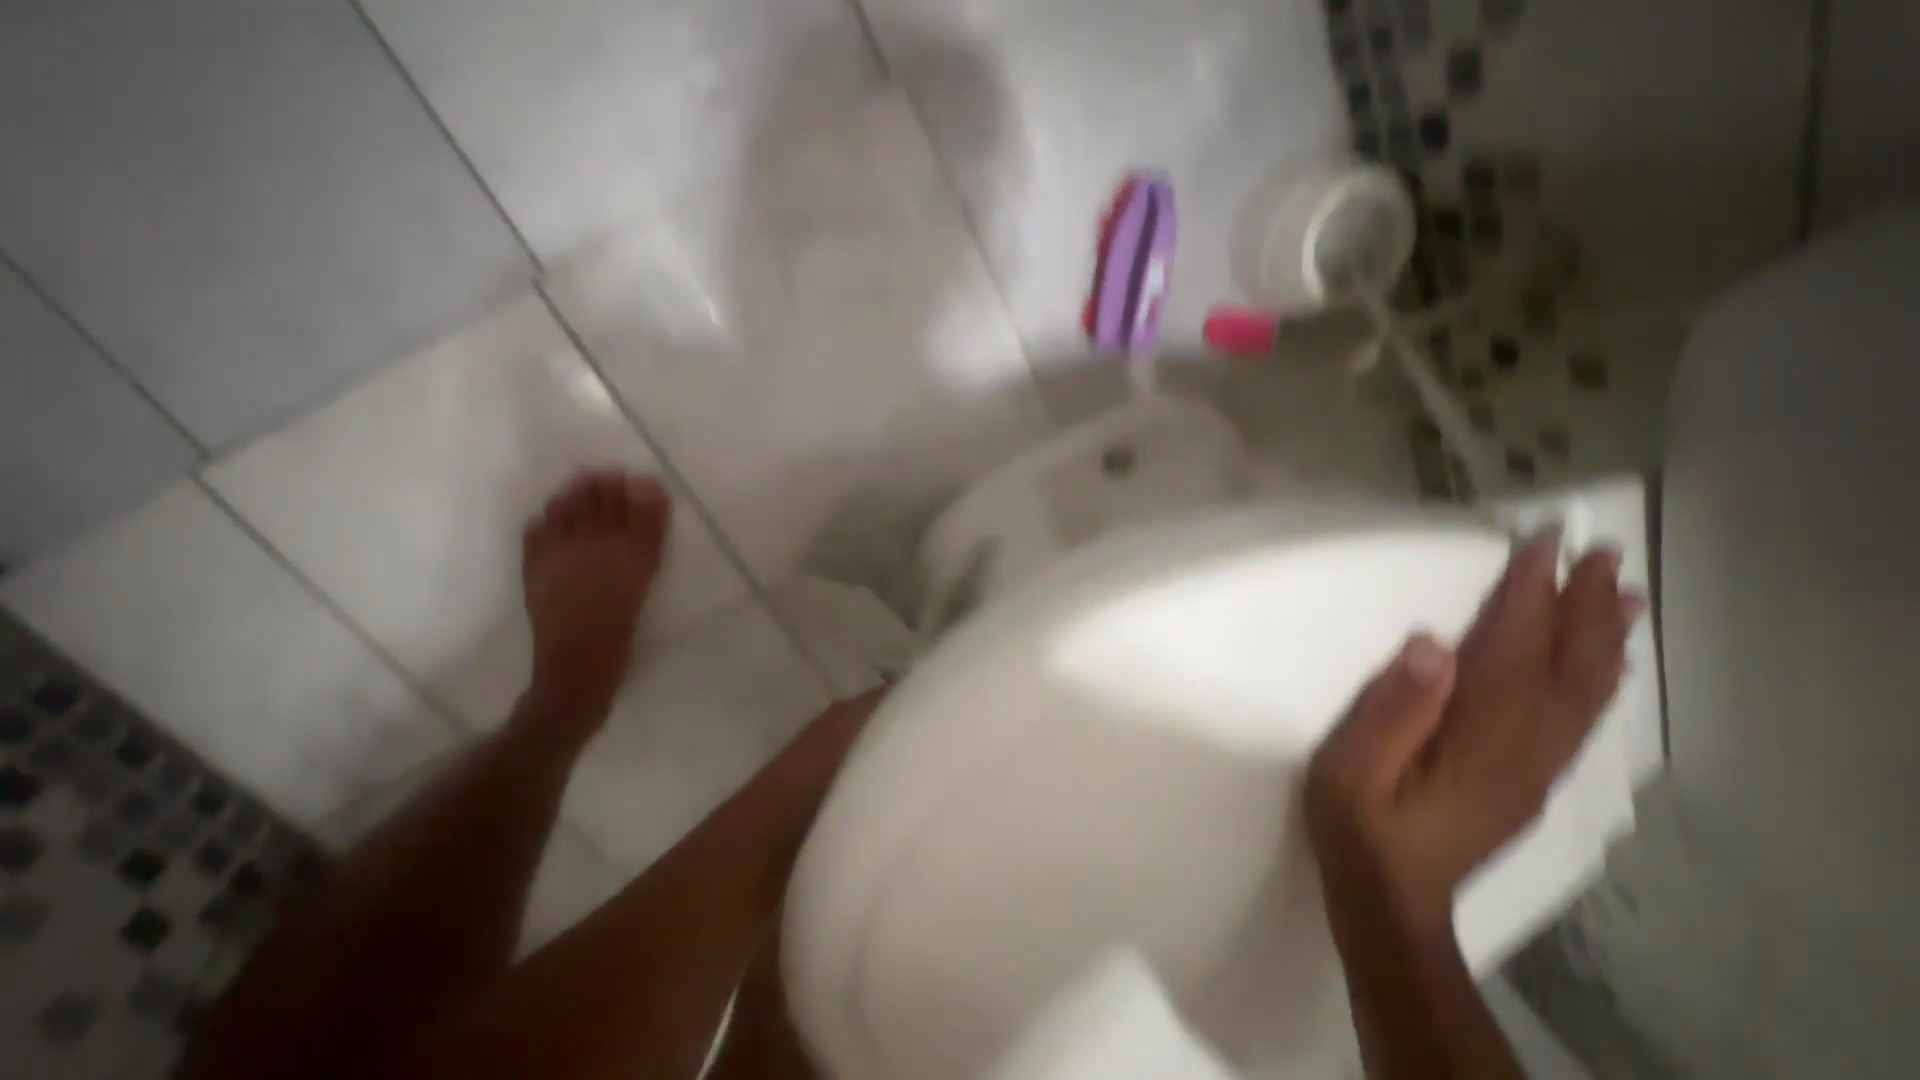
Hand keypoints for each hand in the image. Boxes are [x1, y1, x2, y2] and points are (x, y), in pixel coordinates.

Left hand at [520, 470, 671, 738]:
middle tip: (606, 476)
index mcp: (623, 551)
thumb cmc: (619, 632)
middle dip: (602, 486)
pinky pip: (537, 534)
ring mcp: (556, 556)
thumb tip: (647, 489)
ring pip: (564, 511)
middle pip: (595, 503)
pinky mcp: (534, 570)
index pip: (628, 507)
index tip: (634, 478)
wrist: (578, 669)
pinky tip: (551, 519)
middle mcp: (588, 545)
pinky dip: (546, 521)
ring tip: (581, 488)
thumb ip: (648, 533)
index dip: (632, 489)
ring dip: (574, 496)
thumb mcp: (643, 579)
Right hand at [1303, 532, 1644, 933]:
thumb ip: (1393, 711)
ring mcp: (1535, 770)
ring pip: (1584, 694)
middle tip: (1602, 553)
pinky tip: (1606, 666)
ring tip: (1625, 595)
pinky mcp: (1530, 782)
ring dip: (1604, 639)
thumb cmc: (1360, 831)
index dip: (1530, 595)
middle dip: (1585, 607)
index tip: (1543, 544)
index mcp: (1480, 741)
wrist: (1392, 904)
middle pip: (1567, 668)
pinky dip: (1599, 682)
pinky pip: (1578, 719)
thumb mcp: (1351, 771)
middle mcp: (1525, 751)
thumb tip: (1434, 646)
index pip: (1513, 651)